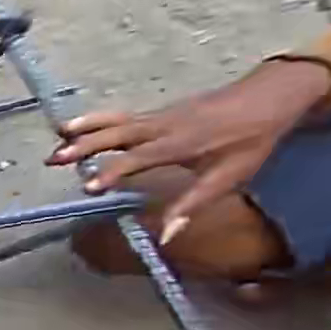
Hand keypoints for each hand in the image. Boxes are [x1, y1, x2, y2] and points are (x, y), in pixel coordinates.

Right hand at [47, 59, 330, 242]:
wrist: (275, 93)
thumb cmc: (251, 139)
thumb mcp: (231, 175)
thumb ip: (192, 205)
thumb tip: (164, 237)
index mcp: (182, 144)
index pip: (141, 158)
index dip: (114, 172)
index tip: (89, 188)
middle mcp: (163, 128)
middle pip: (119, 135)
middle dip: (86, 146)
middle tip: (55, 159)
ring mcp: (155, 118)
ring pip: (114, 123)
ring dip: (82, 131)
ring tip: (55, 137)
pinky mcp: (150, 114)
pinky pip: (116, 118)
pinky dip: (90, 122)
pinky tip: (67, 127)